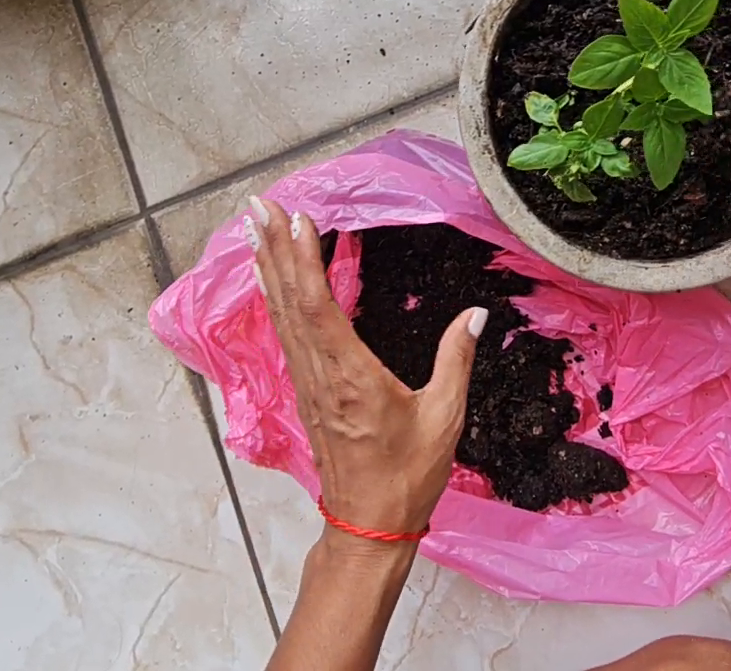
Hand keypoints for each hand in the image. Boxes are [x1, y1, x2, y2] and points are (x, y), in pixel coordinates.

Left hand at [246, 198, 486, 536]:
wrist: (368, 523)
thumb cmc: (407, 474)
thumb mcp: (444, 418)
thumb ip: (456, 360)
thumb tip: (475, 314)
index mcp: (352, 376)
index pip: (319, 308)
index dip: (305, 262)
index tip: (296, 221)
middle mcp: (321, 373)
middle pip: (290, 302)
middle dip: (272, 249)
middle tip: (257, 207)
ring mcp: (308, 381)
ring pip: (282, 314)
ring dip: (268, 267)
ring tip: (254, 228)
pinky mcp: (307, 388)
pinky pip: (285, 332)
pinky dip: (275, 297)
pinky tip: (269, 278)